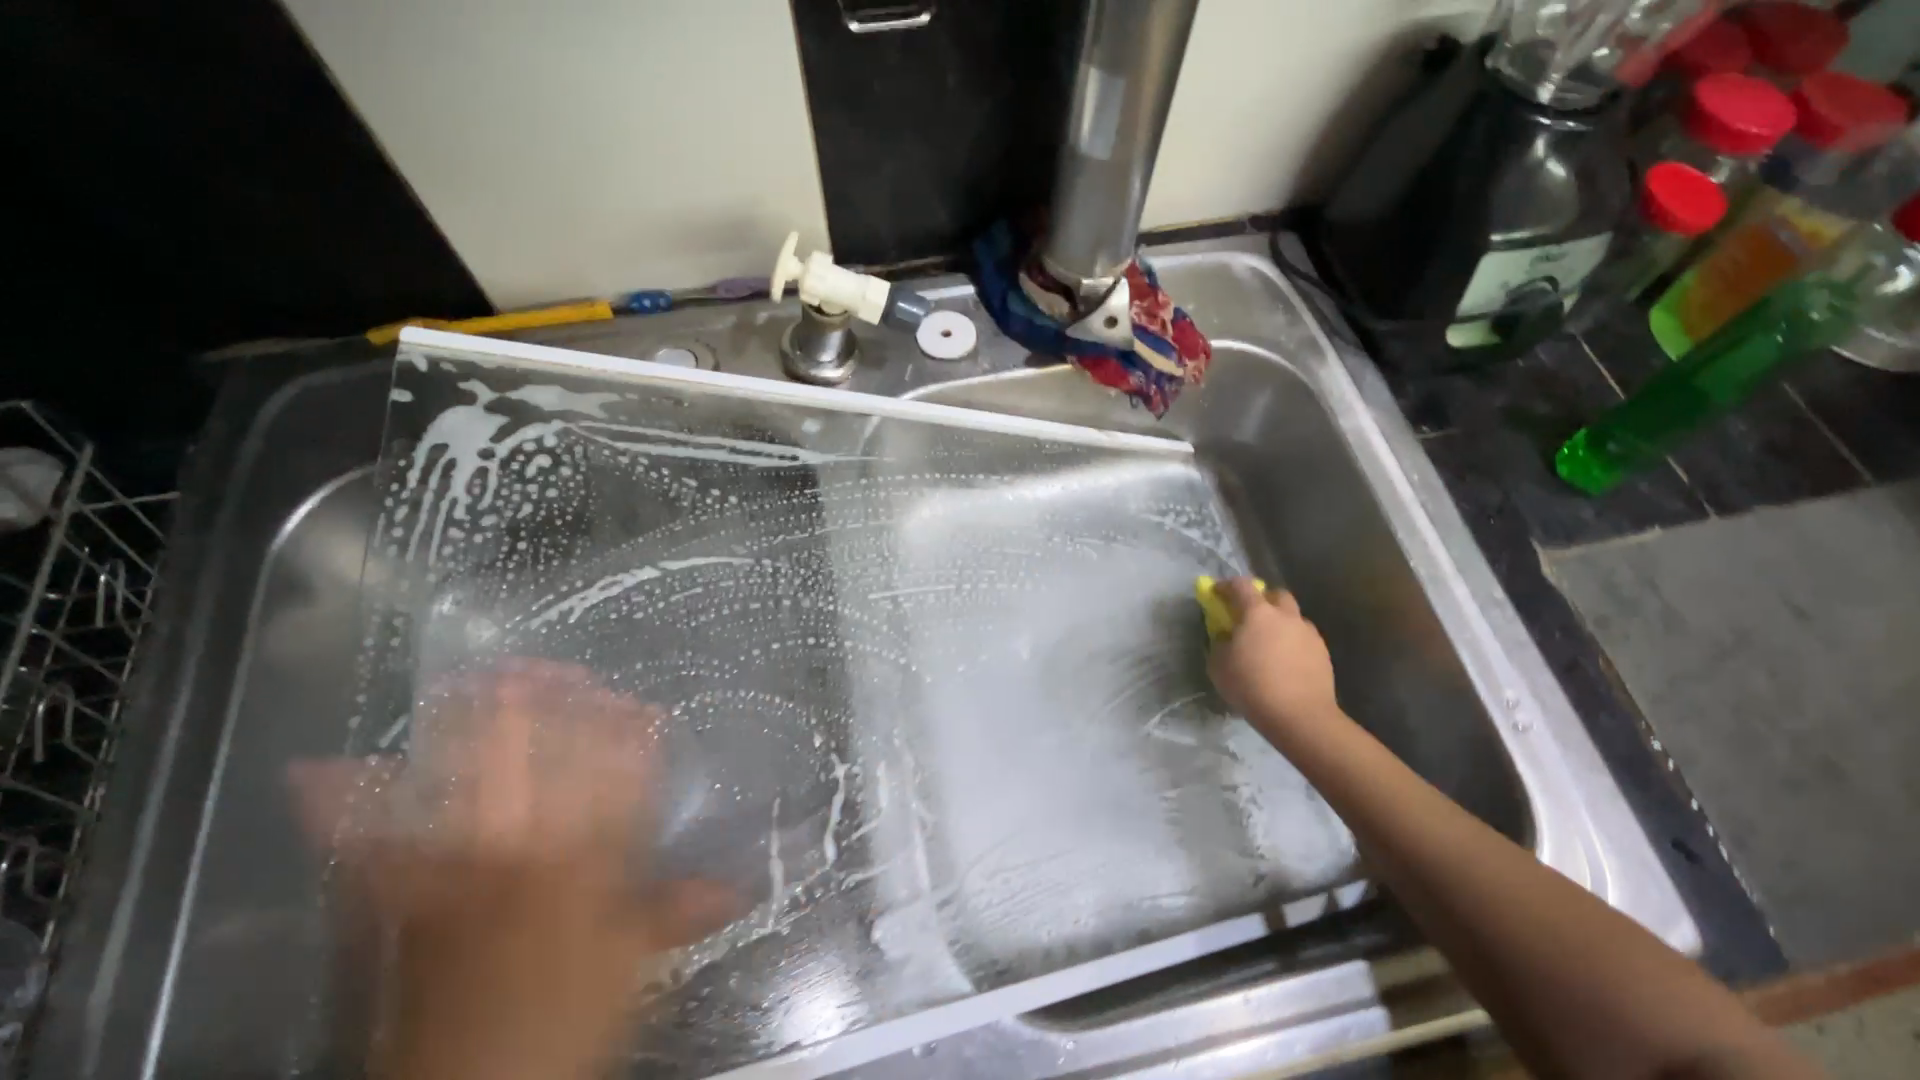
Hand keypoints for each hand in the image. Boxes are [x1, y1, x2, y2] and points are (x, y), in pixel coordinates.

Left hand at [288, 661, 733, 1079]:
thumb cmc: (562, 1022)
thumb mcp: (632, 966)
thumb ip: (674, 911)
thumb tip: (736, 886)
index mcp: (581, 861)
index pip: (612, 775)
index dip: (629, 733)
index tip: (640, 706)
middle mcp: (516, 847)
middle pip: (531, 755)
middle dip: (546, 706)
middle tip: (554, 670)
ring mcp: (451, 863)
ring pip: (459, 775)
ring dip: (469, 724)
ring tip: (476, 679)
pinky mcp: (399, 892)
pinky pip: (366, 837)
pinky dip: (343, 801)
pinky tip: (318, 769)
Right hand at [1206, 578, 1339, 740]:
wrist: (1299, 715)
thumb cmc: (1251, 687)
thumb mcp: (1218, 666)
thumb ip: (1220, 644)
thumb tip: (1226, 637)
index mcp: (1257, 613)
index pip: (1241, 586)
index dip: (1226, 586)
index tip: (1217, 593)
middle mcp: (1286, 615)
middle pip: (1275, 594)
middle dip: (1263, 599)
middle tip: (1251, 617)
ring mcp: (1308, 632)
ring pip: (1294, 617)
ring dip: (1281, 623)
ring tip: (1272, 645)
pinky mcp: (1323, 652)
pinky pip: (1305, 639)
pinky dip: (1294, 643)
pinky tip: (1287, 663)